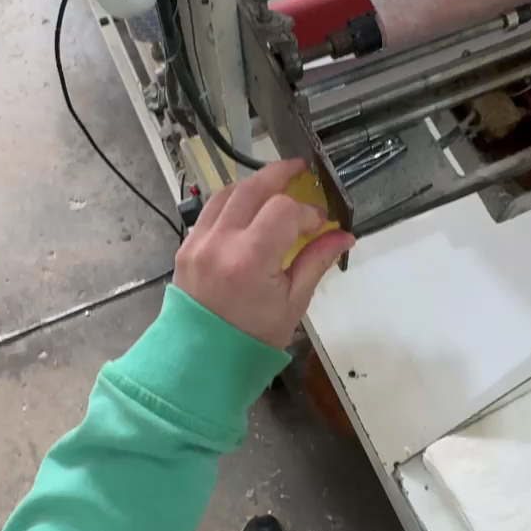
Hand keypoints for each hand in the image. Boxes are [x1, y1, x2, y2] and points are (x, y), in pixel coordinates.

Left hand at [174, 158, 356, 348]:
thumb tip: (344, 235)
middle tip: (299, 170)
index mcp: (251, 258)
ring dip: (252, 185)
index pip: (285, 211)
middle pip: (252, 188)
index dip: (307, 211)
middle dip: (279, 175)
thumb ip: (317, 261)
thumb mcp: (293, 303)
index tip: (320, 223)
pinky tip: (246, 209)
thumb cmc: (253, 338)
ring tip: (273, 186)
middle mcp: (221, 241)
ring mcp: (198, 241)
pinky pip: (210, 211)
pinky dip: (231, 203)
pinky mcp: (186, 246)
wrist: (201, 360)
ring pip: (226, 193)